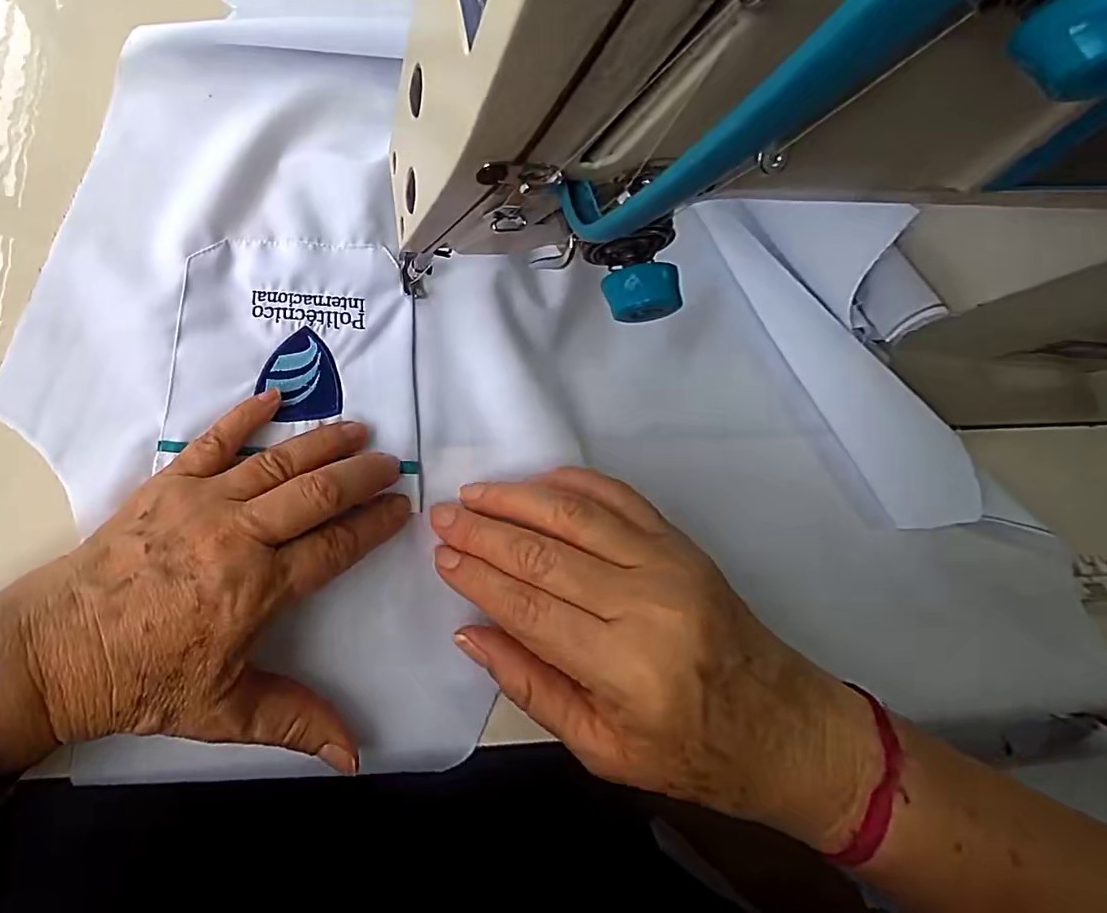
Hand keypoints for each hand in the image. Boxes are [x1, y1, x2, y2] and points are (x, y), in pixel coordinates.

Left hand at [0, 390, 411, 776]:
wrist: (66, 643)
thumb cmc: (144, 678)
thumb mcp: (224, 711)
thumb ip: (294, 721)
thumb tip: (354, 757)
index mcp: (258, 588)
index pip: (333, 548)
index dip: (372, 526)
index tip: (400, 506)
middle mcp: (236, 535)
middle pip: (313, 495)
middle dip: (359, 475)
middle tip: (389, 460)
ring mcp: (199, 502)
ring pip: (273, 463)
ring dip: (318, 443)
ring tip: (354, 428)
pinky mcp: (165, 485)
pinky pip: (212, 442)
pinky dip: (243, 418)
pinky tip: (271, 399)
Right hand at [430, 468, 881, 850]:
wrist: (793, 733)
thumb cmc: (690, 751)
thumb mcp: (600, 749)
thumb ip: (528, 686)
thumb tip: (467, 633)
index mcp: (627, 671)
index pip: (528, 608)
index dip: (477, 577)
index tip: (440, 556)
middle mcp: (649, 610)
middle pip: (542, 554)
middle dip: (481, 532)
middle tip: (441, 517)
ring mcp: (671, 569)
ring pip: (574, 515)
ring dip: (514, 498)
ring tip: (472, 494)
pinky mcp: (684, 547)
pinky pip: (619, 498)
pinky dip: (572, 481)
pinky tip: (534, 481)